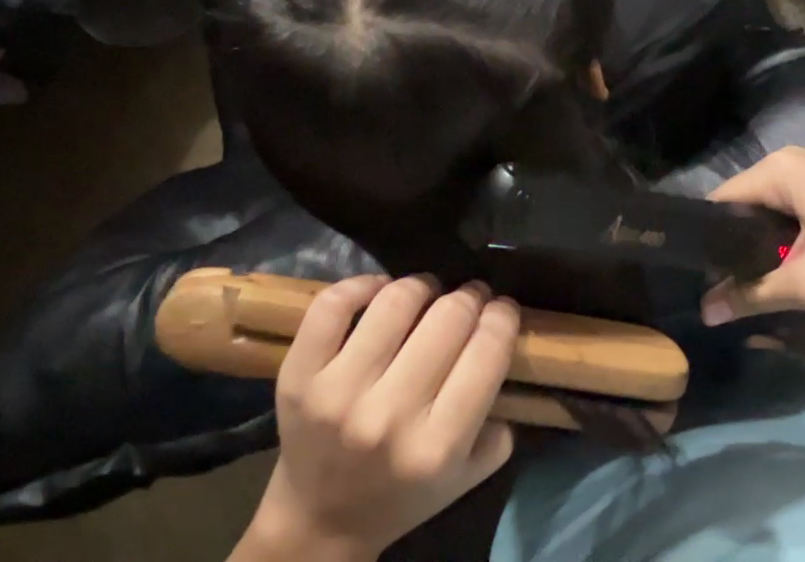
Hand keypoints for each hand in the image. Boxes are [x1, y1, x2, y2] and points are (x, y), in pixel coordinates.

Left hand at [236, 275, 519, 561]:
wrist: (321, 521)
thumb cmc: (403, 494)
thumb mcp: (466, 475)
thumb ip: (499, 423)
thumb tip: (504, 347)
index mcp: (437, 446)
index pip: (487, 352)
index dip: (503, 317)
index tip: (503, 309)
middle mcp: (389, 416)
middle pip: (448, 318)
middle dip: (470, 297)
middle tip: (471, 297)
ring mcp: (339, 392)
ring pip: (396, 301)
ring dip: (422, 286)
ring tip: (427, 292)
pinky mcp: (300, 375)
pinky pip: (333, 305)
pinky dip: (362, 283)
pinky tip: (380, 290)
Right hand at [700, 147, 804, 323]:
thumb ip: (751, 296)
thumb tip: (703, 312)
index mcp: (777, 171)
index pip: (719, 202)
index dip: (704, 240)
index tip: (695, 277)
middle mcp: (787, 161)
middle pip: (739, 205)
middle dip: (729, 245)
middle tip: (717, 288)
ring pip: (761, 210)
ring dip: (753, 244)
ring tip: (741, 283)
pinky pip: (783, 209)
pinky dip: (776, 237)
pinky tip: (776, 267)